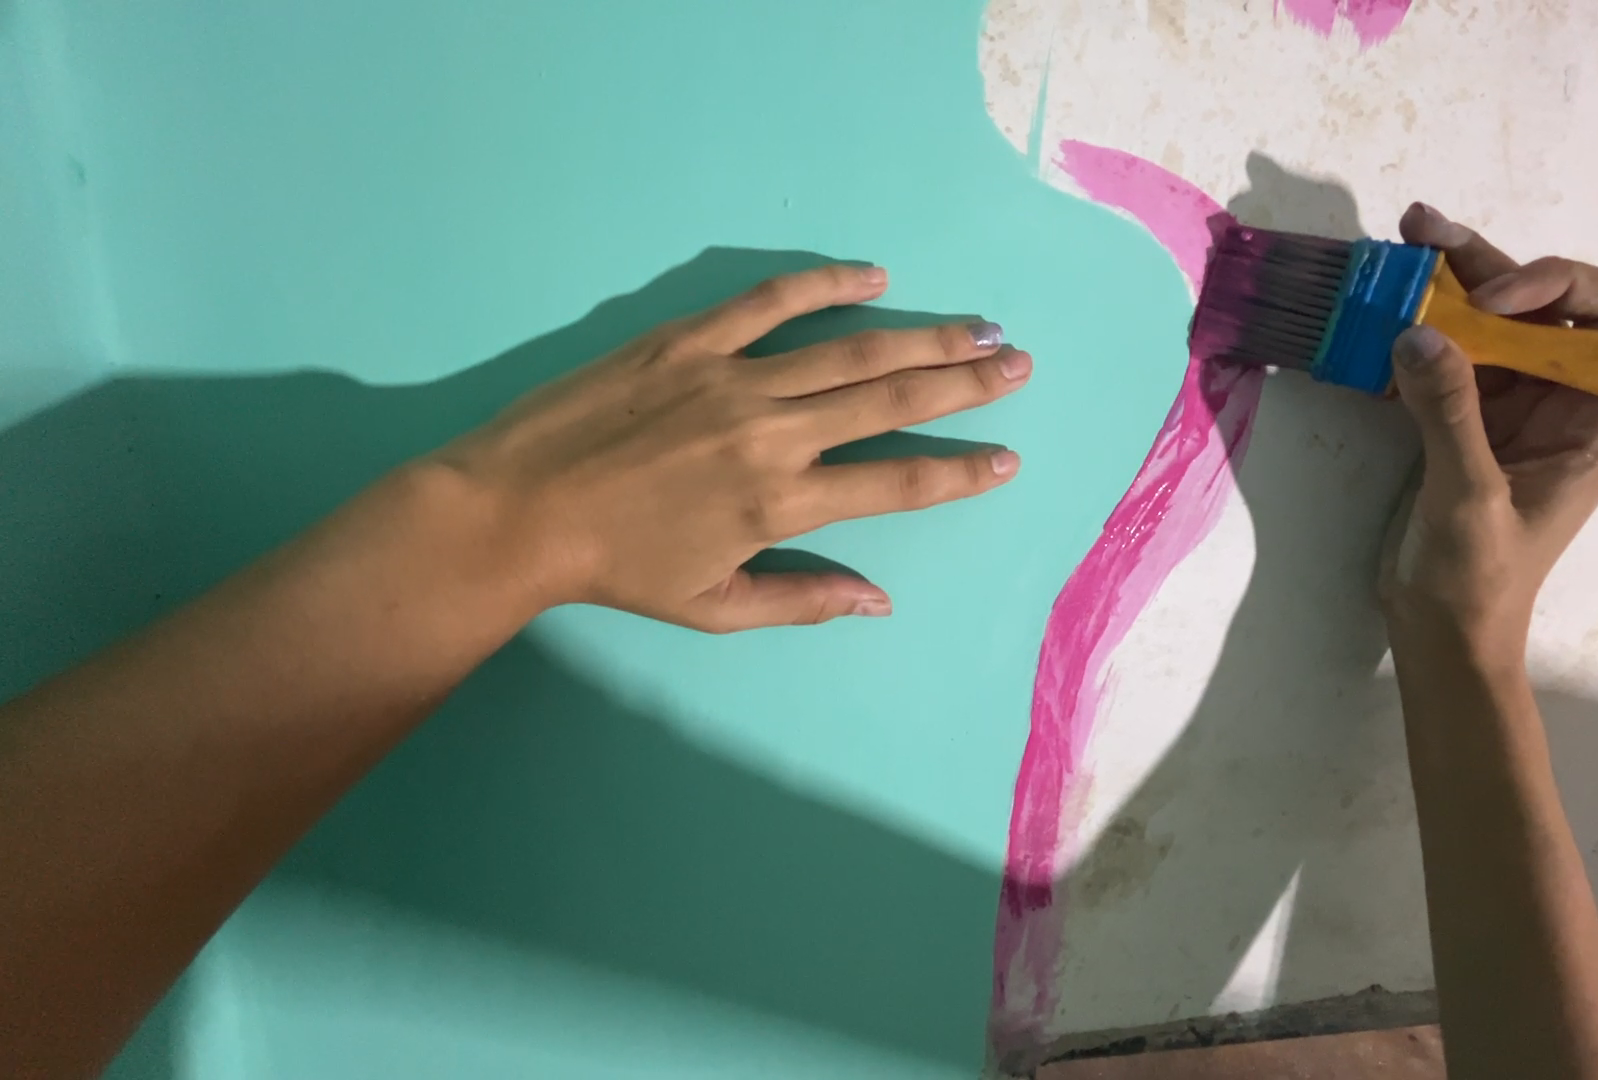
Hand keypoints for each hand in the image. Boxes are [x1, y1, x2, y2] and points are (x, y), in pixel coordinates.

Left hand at [431, 263, 1029, 632]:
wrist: (514, 513)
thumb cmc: (619, 570)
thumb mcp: (715, 609)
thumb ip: (805, 601)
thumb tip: (882, 602)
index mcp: (783, 504)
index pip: (898, 483)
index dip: (960, 472)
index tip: (1007, 458)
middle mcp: (775, 434)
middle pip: (892, 401)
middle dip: (966, 383)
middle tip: (1018, 364)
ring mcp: (734, 379)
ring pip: (850, 351)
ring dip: (923, 337)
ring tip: (978, 326)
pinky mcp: (690, 341)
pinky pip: (771, 303)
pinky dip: (826, 286)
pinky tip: (874, 277)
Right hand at [1378, 204, 1597, 662]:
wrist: (1440, 627)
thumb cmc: (1478, 575)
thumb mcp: (1468, 494)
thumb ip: (1449, 412)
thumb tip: (1415, 332)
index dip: (1557, 288)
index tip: (1488, 301)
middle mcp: (1562, 398)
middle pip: (1539, 308)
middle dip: (1485, 267)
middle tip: (1422, 230)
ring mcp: (1507, 409)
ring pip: (1485, 329)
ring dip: (1443, 290)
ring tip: (1398, 248)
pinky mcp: (1460, 423)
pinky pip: (1441, 364)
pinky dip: (1410, 339)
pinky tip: (1375, 319)